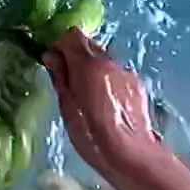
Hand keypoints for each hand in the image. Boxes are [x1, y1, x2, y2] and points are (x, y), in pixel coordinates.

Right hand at [43, 29, 171, 188]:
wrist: (132, 154)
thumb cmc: (92, 136)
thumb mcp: (67, 108)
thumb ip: (60, 77)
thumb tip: (51, 56)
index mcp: (89, 65)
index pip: (72, 36)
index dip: (60, 45)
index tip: (53, 62)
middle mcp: (110, 61)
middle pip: (89, 44)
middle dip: (76, 56)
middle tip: (68, 79)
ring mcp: (126, 71)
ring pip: (104, 58)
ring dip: (92, 68)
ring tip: (87, 94)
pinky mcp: (137, 83)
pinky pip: (117, 72)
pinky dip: (108, 79)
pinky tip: (106, 102)